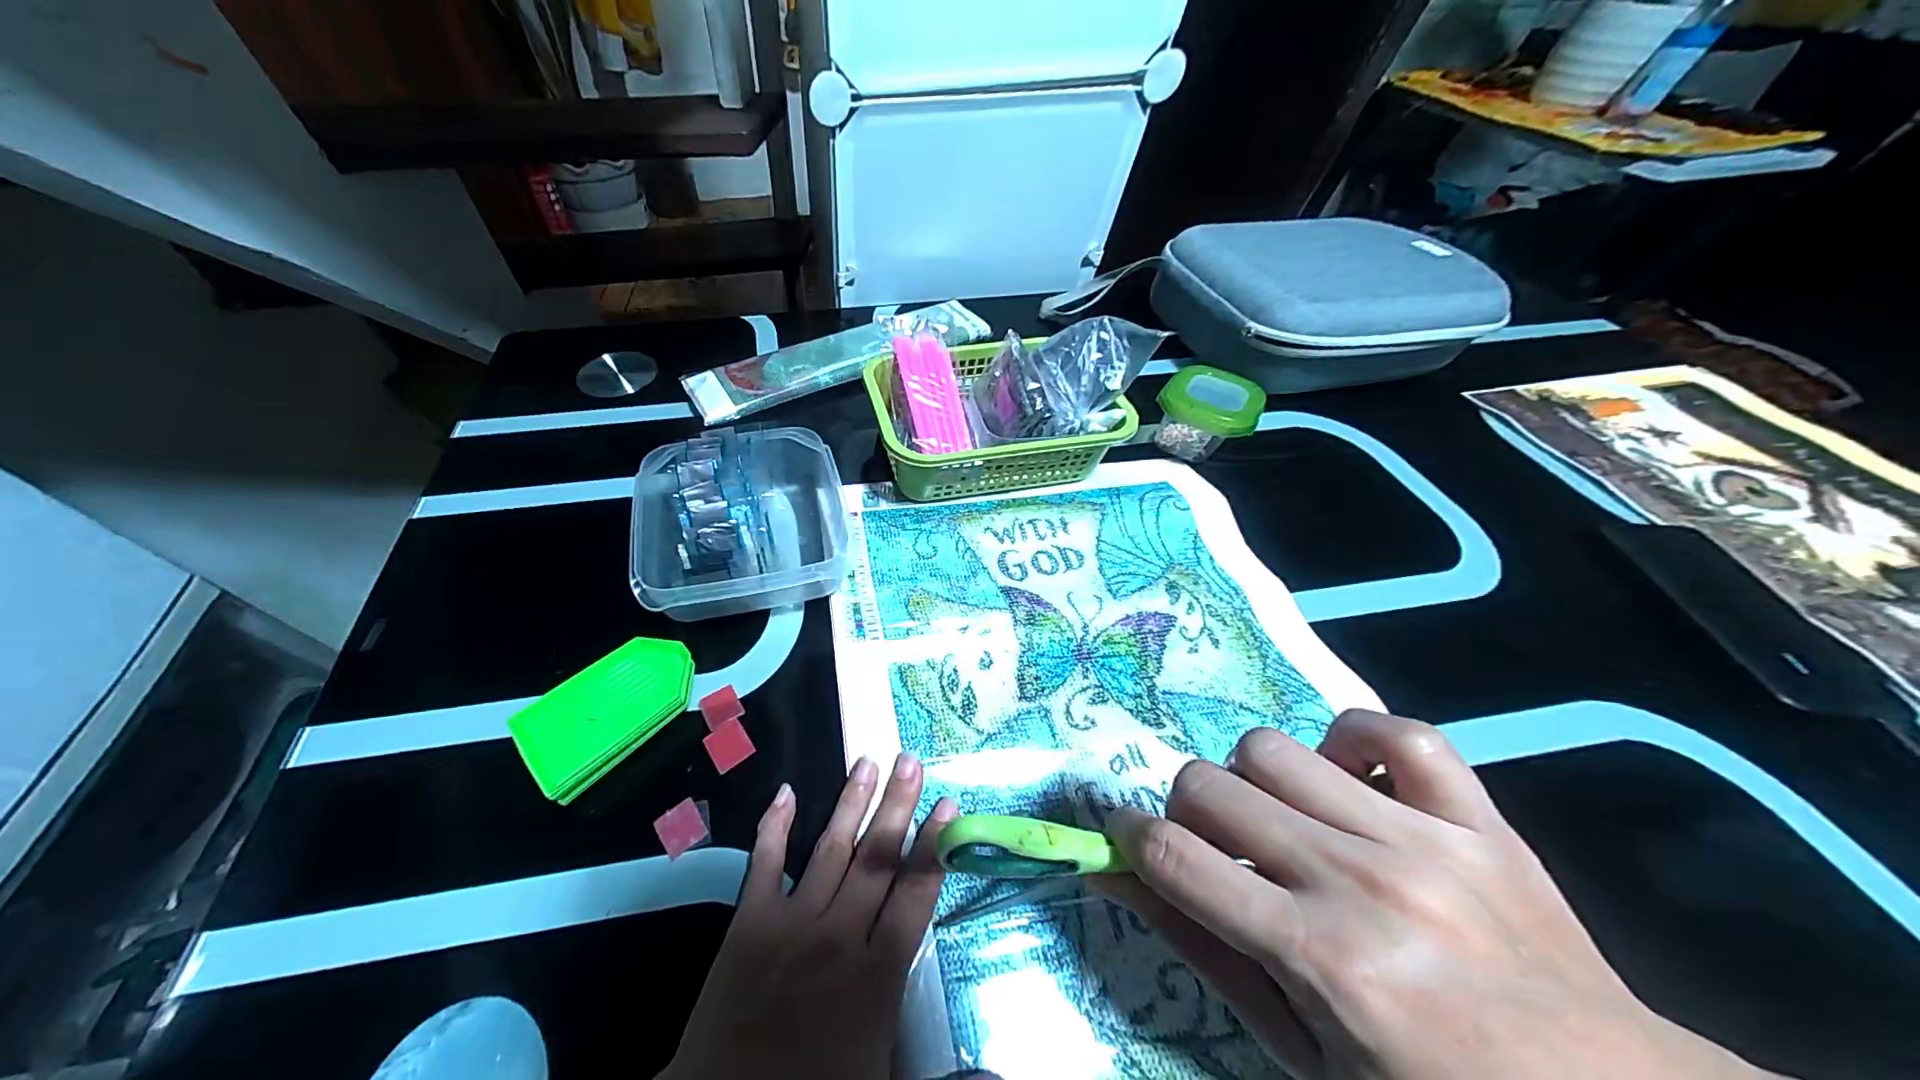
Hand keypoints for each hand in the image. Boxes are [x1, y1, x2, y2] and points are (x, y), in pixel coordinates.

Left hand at [660, 755, 957, 1079]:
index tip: (949, 806)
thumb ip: (939, 1065)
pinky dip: (772, 826)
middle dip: (898, 806)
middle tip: (911, 761)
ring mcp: (791, 923)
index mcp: (877, 972)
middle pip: (877, 858)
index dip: (934, 846)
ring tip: (868, 762)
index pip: (915, 892)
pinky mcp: (748, 924)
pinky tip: (784, 792)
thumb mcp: (884, 1074)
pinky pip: (763, 864)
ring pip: (830, 848)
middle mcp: (839, 935)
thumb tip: (993, 1075)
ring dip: (851, 803)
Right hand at [1092, 709, 1780, 1079]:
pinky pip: (1395, 731)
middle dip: (1186, 812)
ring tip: (1284, 825)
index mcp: (1318, 956)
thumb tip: (1113, 876)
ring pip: (1274, 747)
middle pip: (1209, 785)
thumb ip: (1202, 950)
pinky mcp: (1478, 817)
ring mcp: (1425, 839)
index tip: (1130, 841)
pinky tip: (1348, 785)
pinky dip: (1352, 743)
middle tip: (1217, 851)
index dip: (1131, 840)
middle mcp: (1361, 881)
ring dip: (1254, 782)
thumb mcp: (1297, 1051)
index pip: (1174, 858)